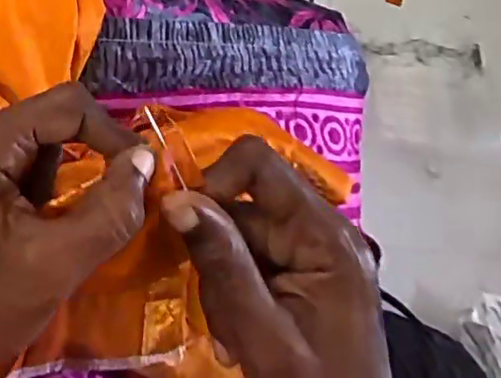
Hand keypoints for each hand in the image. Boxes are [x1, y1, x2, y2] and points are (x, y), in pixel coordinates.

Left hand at [0, 83, 155, 377]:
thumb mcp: (55, 264)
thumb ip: (108, 211)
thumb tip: (145, 160)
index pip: (67, 105)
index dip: (111, 132)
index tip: (143, 175)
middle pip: (53, 118)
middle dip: (91, 154)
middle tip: (117, 200)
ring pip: (42, 141)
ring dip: (67, 176)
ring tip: (65, 225)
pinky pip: (23, 161)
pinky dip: (46, 186)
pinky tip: (41, 226)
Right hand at [160, 135, 388, 376]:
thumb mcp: (264, 337)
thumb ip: (223, 265)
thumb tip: (175, 198)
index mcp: (325, 235)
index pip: (258, 162)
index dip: (216, 178)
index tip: (188, 219)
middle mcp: (321, 229)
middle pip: (239, 202)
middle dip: (215, 247)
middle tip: (215, 303)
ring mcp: (310, 250)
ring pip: (234, 230)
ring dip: (219, 275)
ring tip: (230, 330)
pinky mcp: (299, 270)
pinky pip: (244, 255)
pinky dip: (230, 287)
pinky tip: (237, 330)